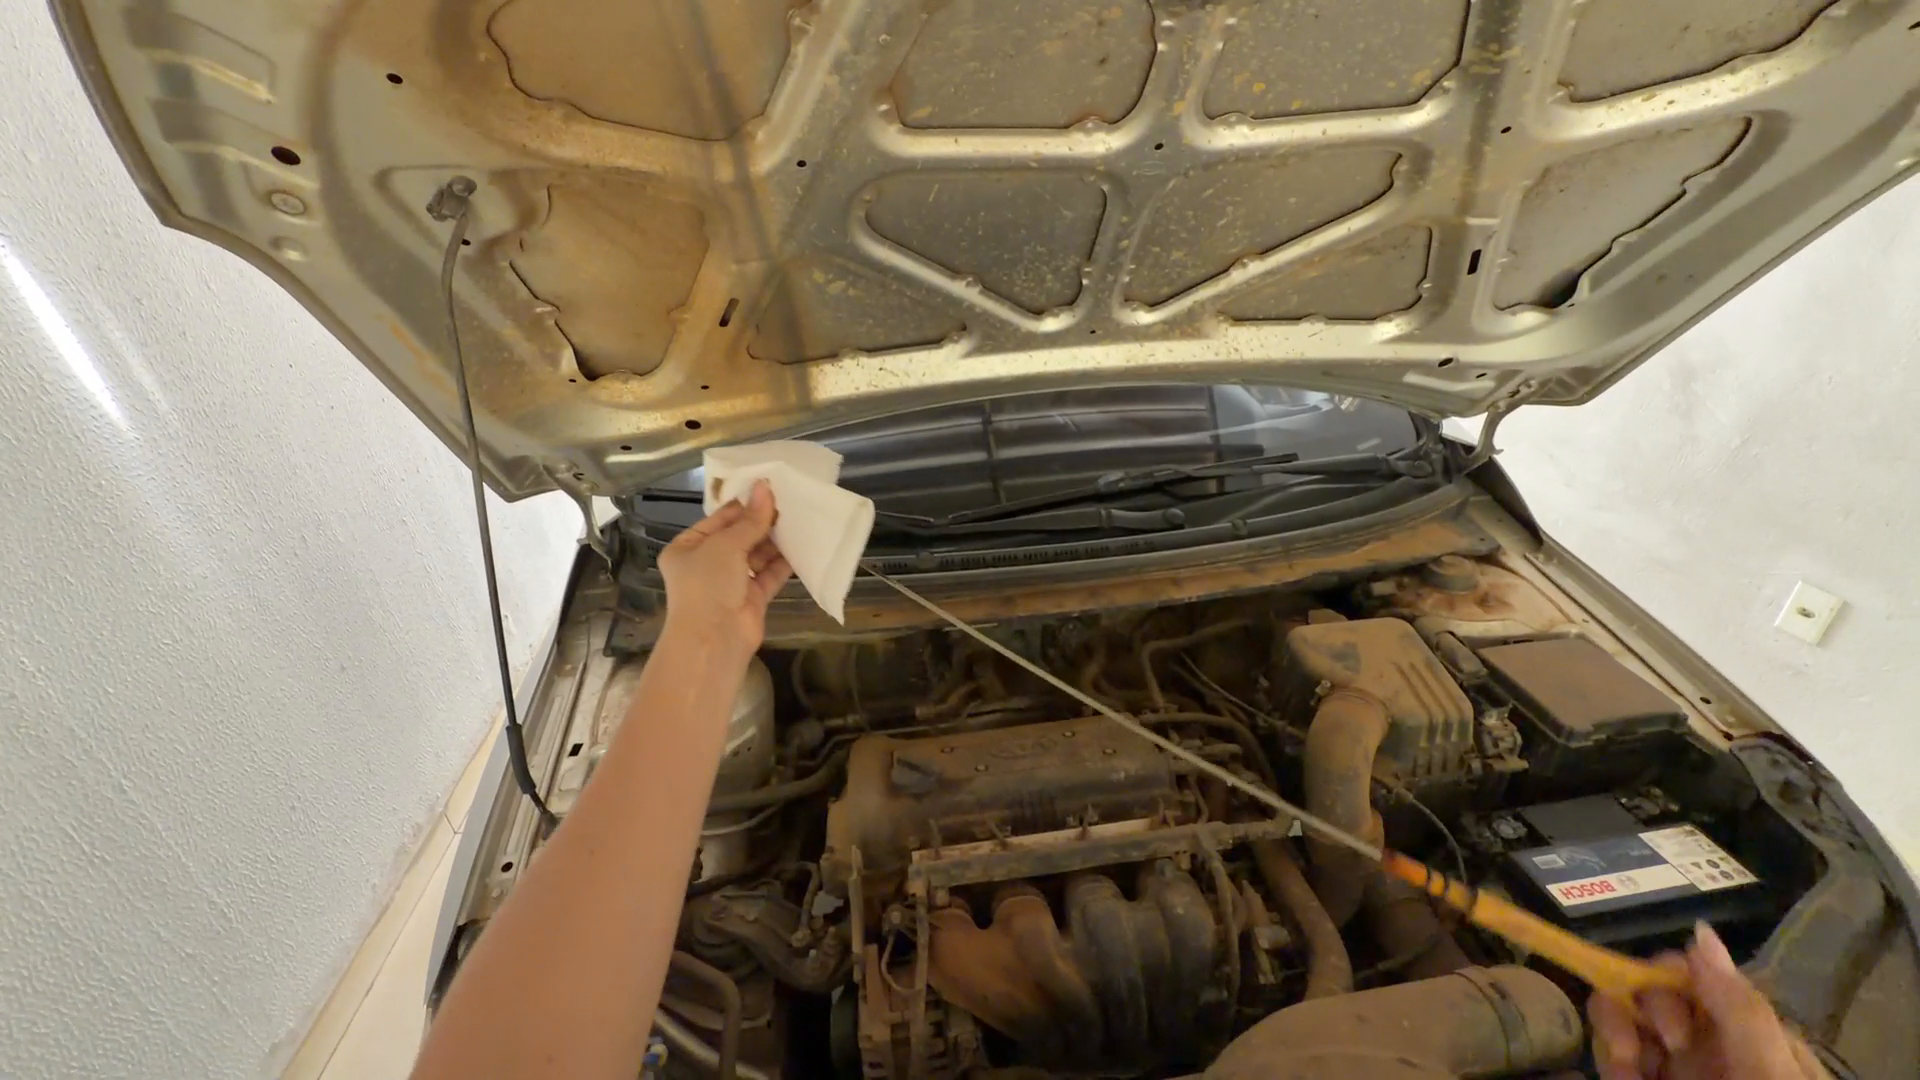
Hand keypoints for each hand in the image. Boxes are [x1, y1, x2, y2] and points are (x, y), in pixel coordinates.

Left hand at [658, 481, 792, 664]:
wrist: (714, 639)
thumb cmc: (708, 584)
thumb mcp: (726, 545)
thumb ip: (750, 520)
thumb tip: (765, 487)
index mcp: (688, 547)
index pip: (718, 520)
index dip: (743, 505)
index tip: (769, 490)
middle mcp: (707, 564)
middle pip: (738, 537)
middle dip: (762, 523)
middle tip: (789, 503)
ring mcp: (730, 583)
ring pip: (756, 555)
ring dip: (774, 541)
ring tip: (798, 520)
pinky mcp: (752, 598)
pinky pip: (769, 575)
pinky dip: (783, 563)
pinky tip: (801, 546)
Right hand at [1590, 922, 1826, 1079]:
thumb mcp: (1769, 1074)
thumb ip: (1737, 1006)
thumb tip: (1698, 929)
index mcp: (1744, 1030)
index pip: (1685, 971)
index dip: (1660, 976)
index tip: (1664, 1011)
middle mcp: (1703, 1040)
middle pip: (1640, 988)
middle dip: (1630, 1010)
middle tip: (1647, 1051)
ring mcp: (1671, 1065)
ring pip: (1616, 1016)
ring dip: (1612, 1038)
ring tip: (1629, 1074)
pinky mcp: (1638, 1079)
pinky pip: (1608, 1052)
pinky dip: (1609, 1062)